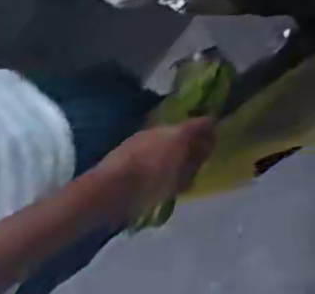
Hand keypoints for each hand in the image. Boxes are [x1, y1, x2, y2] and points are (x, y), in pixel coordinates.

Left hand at [94, 119, 217, 221]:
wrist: (103, 191)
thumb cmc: (147, 186)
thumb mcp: (176, 183)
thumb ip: (189, 170)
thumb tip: (196, 163)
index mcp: (181, 132)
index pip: (205, 123)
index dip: (211, 134)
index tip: (212, 148)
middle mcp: (163, 128)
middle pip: (183, 132)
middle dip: (188, 145)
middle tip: (189, 163)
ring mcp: (141, 136)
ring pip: (162, 141)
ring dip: (167, 152)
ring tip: (166, 172)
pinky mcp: (123, 148)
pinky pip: (145, 150)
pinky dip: (151, 158)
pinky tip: (146, 175)